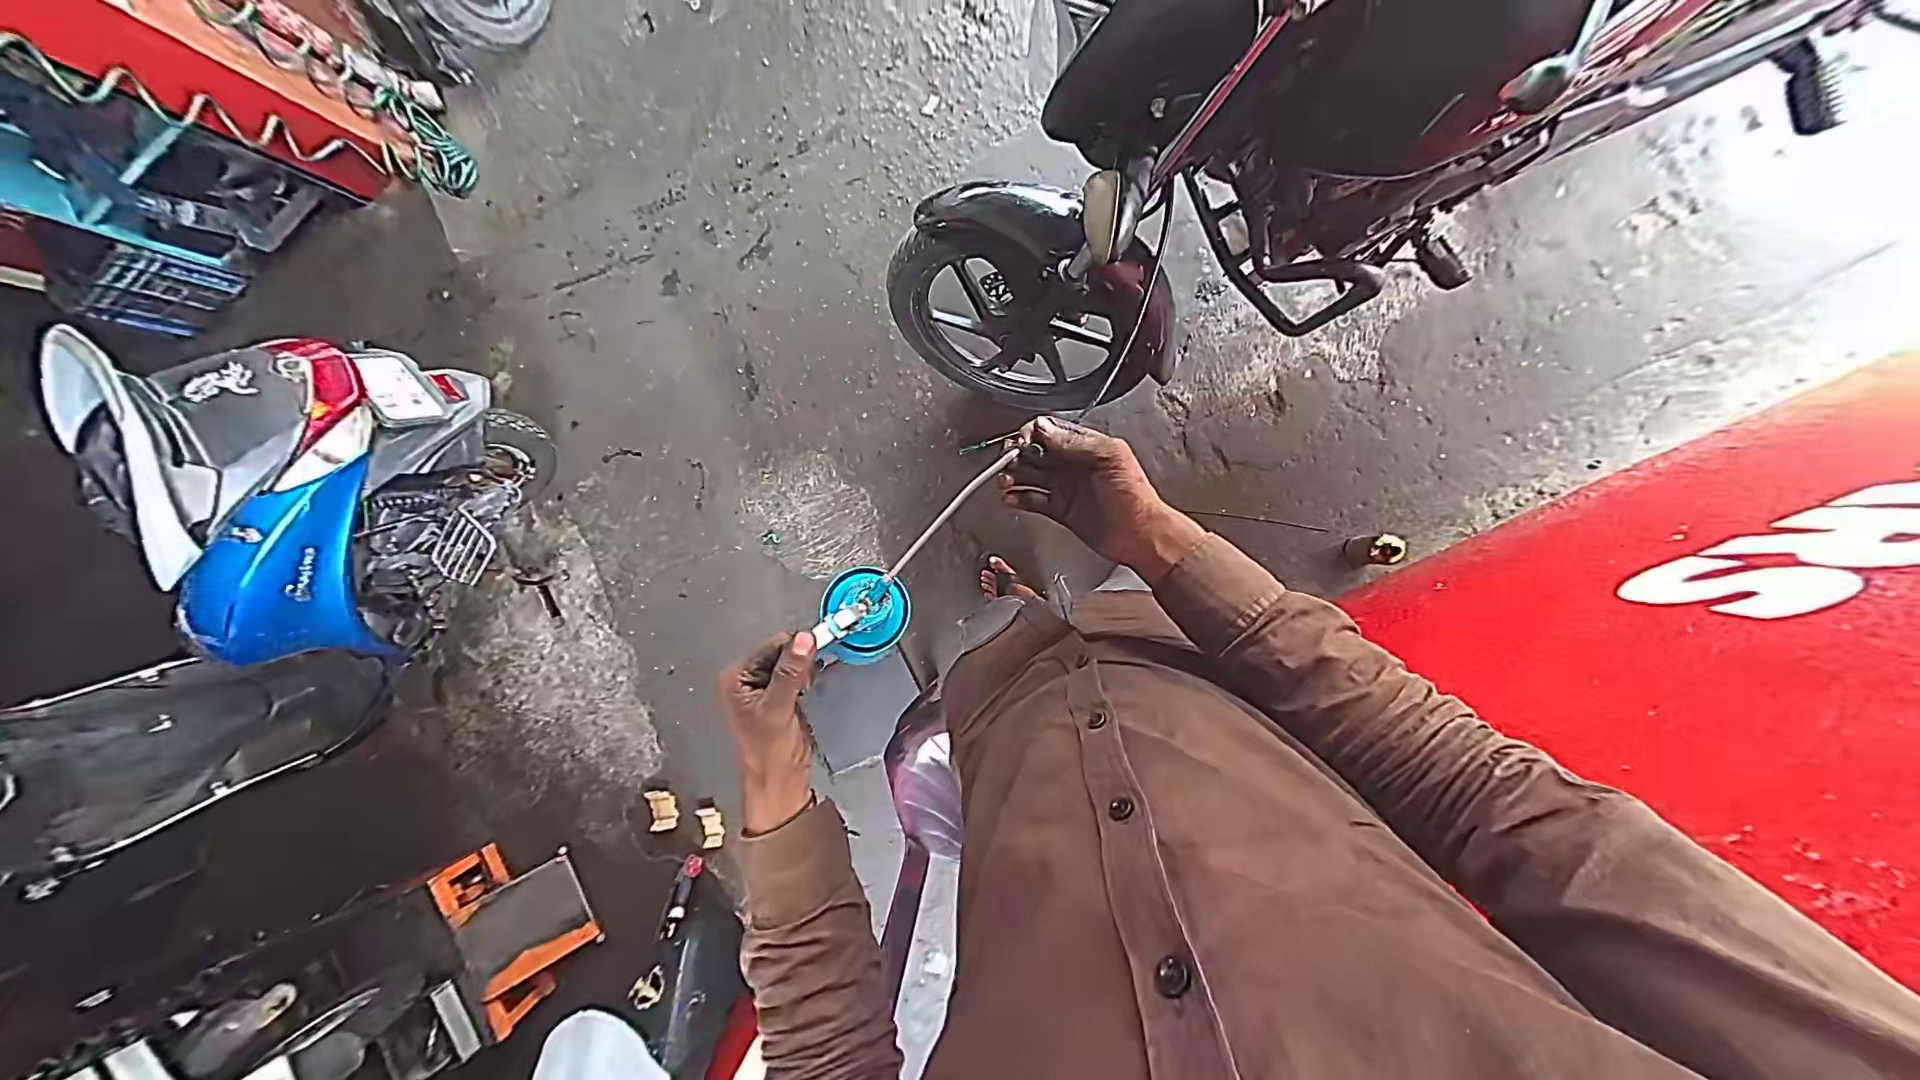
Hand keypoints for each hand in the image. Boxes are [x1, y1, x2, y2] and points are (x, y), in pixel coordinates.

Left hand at [715, 631, 816, 834]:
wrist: (780, 777)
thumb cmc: (768, 751)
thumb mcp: (778, 707)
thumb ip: (790, 672)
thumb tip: (803, 640)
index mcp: (736, 677)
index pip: (772, 645)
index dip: (795, 648)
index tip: (815, 651)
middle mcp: (747, 678)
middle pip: (783, 650)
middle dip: (801, 662)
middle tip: (804, 682)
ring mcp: (765, 685)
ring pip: (794, 661)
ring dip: (806, 670)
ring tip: (802, 692)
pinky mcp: (781, 692)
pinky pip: (799, 672)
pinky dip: (808, 677)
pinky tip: (806, 691)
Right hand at [998, 416, 1206, 581]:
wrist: (1141, 535)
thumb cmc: (1135, 496)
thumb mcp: (1110, 458)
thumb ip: (1076, 442)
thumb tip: (1044, 429)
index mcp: (1085, 446)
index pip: (1049, 431)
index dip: (1029, 435)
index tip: (1019, 444)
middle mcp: (1072, 464)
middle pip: (1033, 453)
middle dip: (1015, 455)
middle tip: (1005, 463)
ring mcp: (1065, 487)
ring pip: (1029, 476)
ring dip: (1013, 477)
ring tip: (1004, 481)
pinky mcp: (1060, 509)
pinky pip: (1032, 500)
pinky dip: (1018, 499)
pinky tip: (1011, 500)